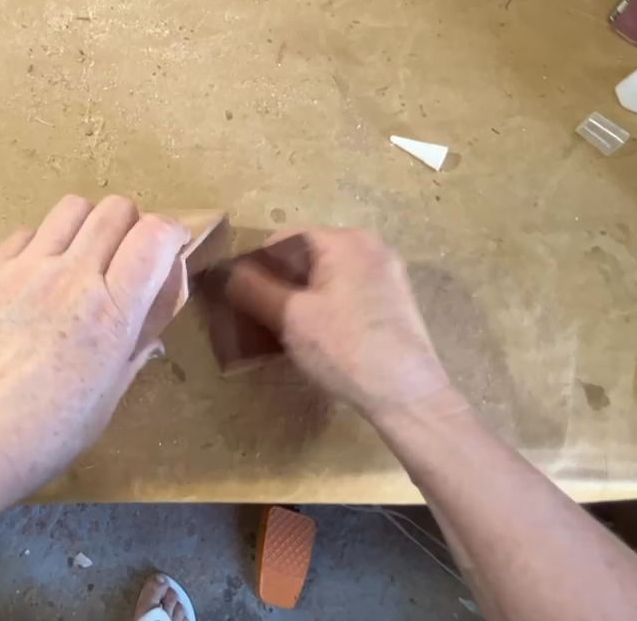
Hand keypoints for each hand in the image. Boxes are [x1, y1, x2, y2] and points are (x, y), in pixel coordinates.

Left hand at [0, 195, 187, 536]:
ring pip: (72, 207)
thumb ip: (135, 346)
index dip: (171, 231)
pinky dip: (42, 243)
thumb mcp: (107, 399)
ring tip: (82, 256)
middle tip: (127, 254)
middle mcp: (71, 277)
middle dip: (133, 223)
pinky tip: (35, 276)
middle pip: (116, 209)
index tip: (171, 245)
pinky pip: (26, 232)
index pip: (154, 236)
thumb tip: (153, 312)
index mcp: (111, 313)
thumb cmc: (42, 437)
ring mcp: (26, 267)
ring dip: (88, 223)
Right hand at [223, 228, 458, 423]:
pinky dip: (329, 304)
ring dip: (305, 295)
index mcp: (344, 240)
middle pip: (308, 255)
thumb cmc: (345, 349)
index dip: (259, 265)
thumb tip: (227, 273)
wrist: (409, 398)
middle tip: (266, 315)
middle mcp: (370, 246)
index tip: (247, 296)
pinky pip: (350, 290)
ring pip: (329, 274)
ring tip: (291, 329)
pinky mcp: (397, 300)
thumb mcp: (288, 317)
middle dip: (283, 281)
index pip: (285, 239)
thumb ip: (251, 288)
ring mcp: (388, 273)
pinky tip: (323, 337)